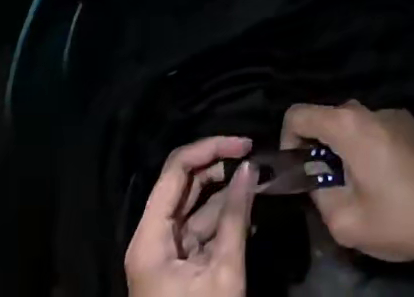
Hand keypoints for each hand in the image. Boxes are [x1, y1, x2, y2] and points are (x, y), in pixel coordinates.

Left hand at [125, 136, 255, 296]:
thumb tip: (250, 166)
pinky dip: (227, 215)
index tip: (247, 145)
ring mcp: (166, 251)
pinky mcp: (181, 264)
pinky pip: (203, 226)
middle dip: (222, 167)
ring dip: (229, 191)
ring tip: (262, 183)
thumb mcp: (224, 269)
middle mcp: (153, 236)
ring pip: (197, 204)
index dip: (211, 148)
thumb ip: (236, 214)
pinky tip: (252, 211)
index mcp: (151, 237)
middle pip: (185, 183)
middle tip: (259, 161)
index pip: (177, 170)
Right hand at [280, 101, 413, 271]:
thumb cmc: (401, 219)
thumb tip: (311, 178)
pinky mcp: (411, 126)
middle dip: (318, 150)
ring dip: (343, 151)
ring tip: (356, 191)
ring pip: (353, 126)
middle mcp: (372, 110)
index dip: (288, 142)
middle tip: (326, 189)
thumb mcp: (346, 220)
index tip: (297, 173)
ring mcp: (395, 115)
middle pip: (328, 118)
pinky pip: (375, 131)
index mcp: (351, 126)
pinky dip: (366, 150)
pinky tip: (382, 184)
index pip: (300, 114)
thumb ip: (318, 193)